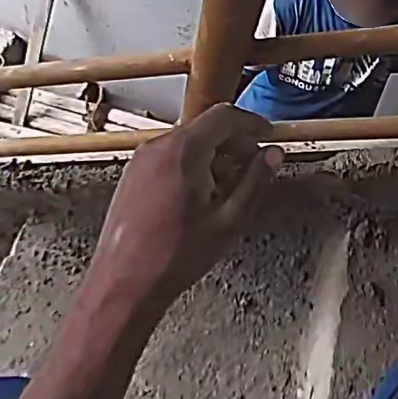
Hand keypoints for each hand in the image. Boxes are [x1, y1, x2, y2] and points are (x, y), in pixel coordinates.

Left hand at [86, 104, 282, 310]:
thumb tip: (272, 156)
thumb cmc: (172, 257)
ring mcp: (142, 161)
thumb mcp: (229, 220)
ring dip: (213, 156)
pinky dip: (192, 165)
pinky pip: (170, 157)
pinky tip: (201, 197)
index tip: (266, 134)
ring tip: (227, 190)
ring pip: (188, 142)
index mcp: (184, 151)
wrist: (125, 282)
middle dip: (234, 143)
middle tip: (254, 166)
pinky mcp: (133, 175)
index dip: (252, 123)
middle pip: (206, 128)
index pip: (224, 116)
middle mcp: (158, 148)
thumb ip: (255, 181)